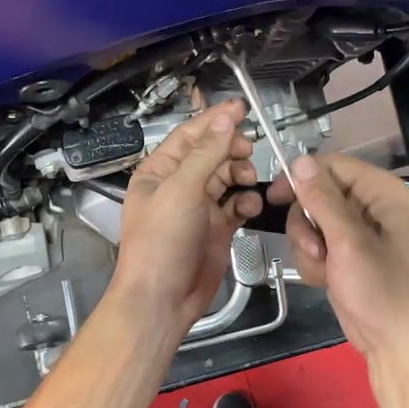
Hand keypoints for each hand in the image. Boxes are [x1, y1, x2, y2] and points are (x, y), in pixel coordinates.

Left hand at [108, 100, 263, 332]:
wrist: (162, 299)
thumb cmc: (161, 241)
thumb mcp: (181, 190)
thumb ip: (207, 153)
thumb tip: (226, 118)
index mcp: (158, 171)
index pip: (189, 135)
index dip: (215, 120)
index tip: (242, 108)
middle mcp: (178, 186)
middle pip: (211, 153)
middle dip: (231, 148)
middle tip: (247, 150)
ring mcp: (198, 208)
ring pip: (226, 178)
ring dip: (240, 173)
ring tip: (247, 179)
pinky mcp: (216, 229)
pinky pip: (235, 205)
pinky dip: (246, 201)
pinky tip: (250, 204)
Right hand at [269, 152, 408, 358]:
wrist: (395, 344)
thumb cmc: (381, 291)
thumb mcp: (348, 243)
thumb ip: (322, 200)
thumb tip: (299, 160)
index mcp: (382, 192)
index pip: (331, 165)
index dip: (302, 178)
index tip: (276, 198)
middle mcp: (370, 205)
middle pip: (316, 193)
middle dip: (307, 224)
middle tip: (314, 249)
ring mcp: (356, 231)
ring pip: (309, 221)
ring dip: (308, 247)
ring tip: (325, 270)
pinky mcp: (344, 254)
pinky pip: (314, 244)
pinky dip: (314, 263)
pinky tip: (327, 280)